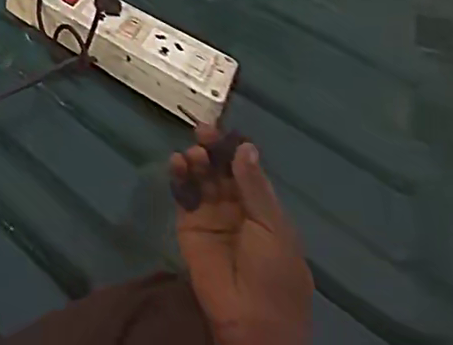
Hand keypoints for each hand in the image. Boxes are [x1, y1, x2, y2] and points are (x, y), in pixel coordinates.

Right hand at [172, 126, 312, 344]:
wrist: (253, 322)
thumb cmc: (274, 275)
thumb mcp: (273, 228)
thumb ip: (254, 186)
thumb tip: (246, 146)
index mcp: (262, 207)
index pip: (245, 169)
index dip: (234, 148)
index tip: (222, 129)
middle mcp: (235, 206)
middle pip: (221, 168)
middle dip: (212, 148)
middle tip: (202, 133)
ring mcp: (211, 214)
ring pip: (201, 176)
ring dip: (197, 160)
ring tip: (194, 155)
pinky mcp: (188, 223)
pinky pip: (183, 193)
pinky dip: (179, 175)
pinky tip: (178, 163)